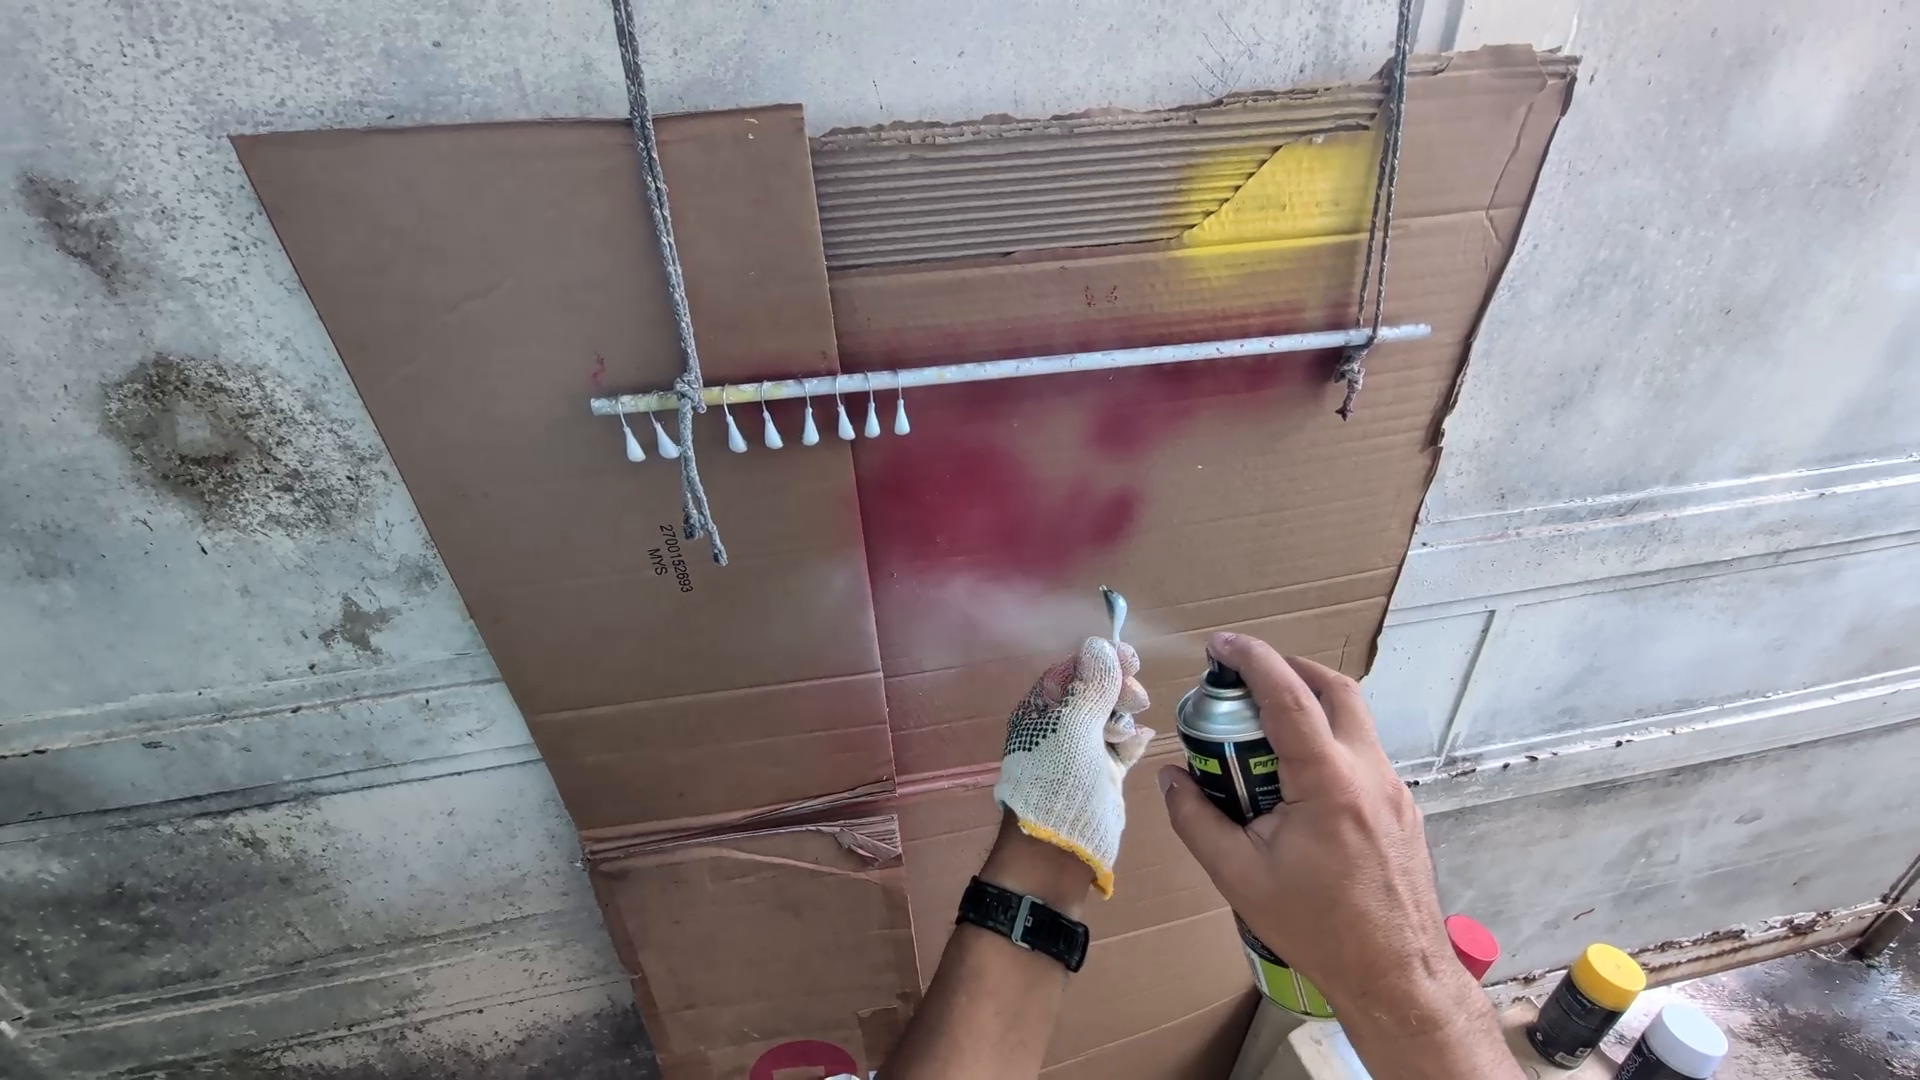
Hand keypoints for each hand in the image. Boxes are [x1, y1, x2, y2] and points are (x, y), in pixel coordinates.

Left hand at [994, 637, 1152, 897]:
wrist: (1058, 851)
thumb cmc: (1059, 784)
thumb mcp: (1073, 729)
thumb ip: (1091, 686)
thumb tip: (1099, 644)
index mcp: (1043, 709)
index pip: (1076, 668)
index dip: (1103, 659)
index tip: (1129, 658)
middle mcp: (1061, 725)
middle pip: (1098, 689)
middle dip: (1119, 687)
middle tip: (1134, 699)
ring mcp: (1081, 751)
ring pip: (1112, 715)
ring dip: (1125, 714)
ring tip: (1126, 729)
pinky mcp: (1102, 773)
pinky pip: (1121, 745)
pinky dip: (1131, 739)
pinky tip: (1139, 739)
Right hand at [1159, 633, 1505, 1070]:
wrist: (1399, 979)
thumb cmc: (1318, 928)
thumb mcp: (1238, 876)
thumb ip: (1195, 818)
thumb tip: (1169, 776)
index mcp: (1328, 783)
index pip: (1288, 697)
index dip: (1250, 659)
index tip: (1218, 644)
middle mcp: (1368, 773)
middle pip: (1335, 688)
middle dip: (1286, 666)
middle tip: (1241, 674)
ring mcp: (1392, 788)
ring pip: (1353, 716)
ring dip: (1307, 700)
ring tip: (1259, 720)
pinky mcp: (1400, 806)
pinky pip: (1359, 748)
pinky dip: (1323, 735)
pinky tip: (1291, 771)